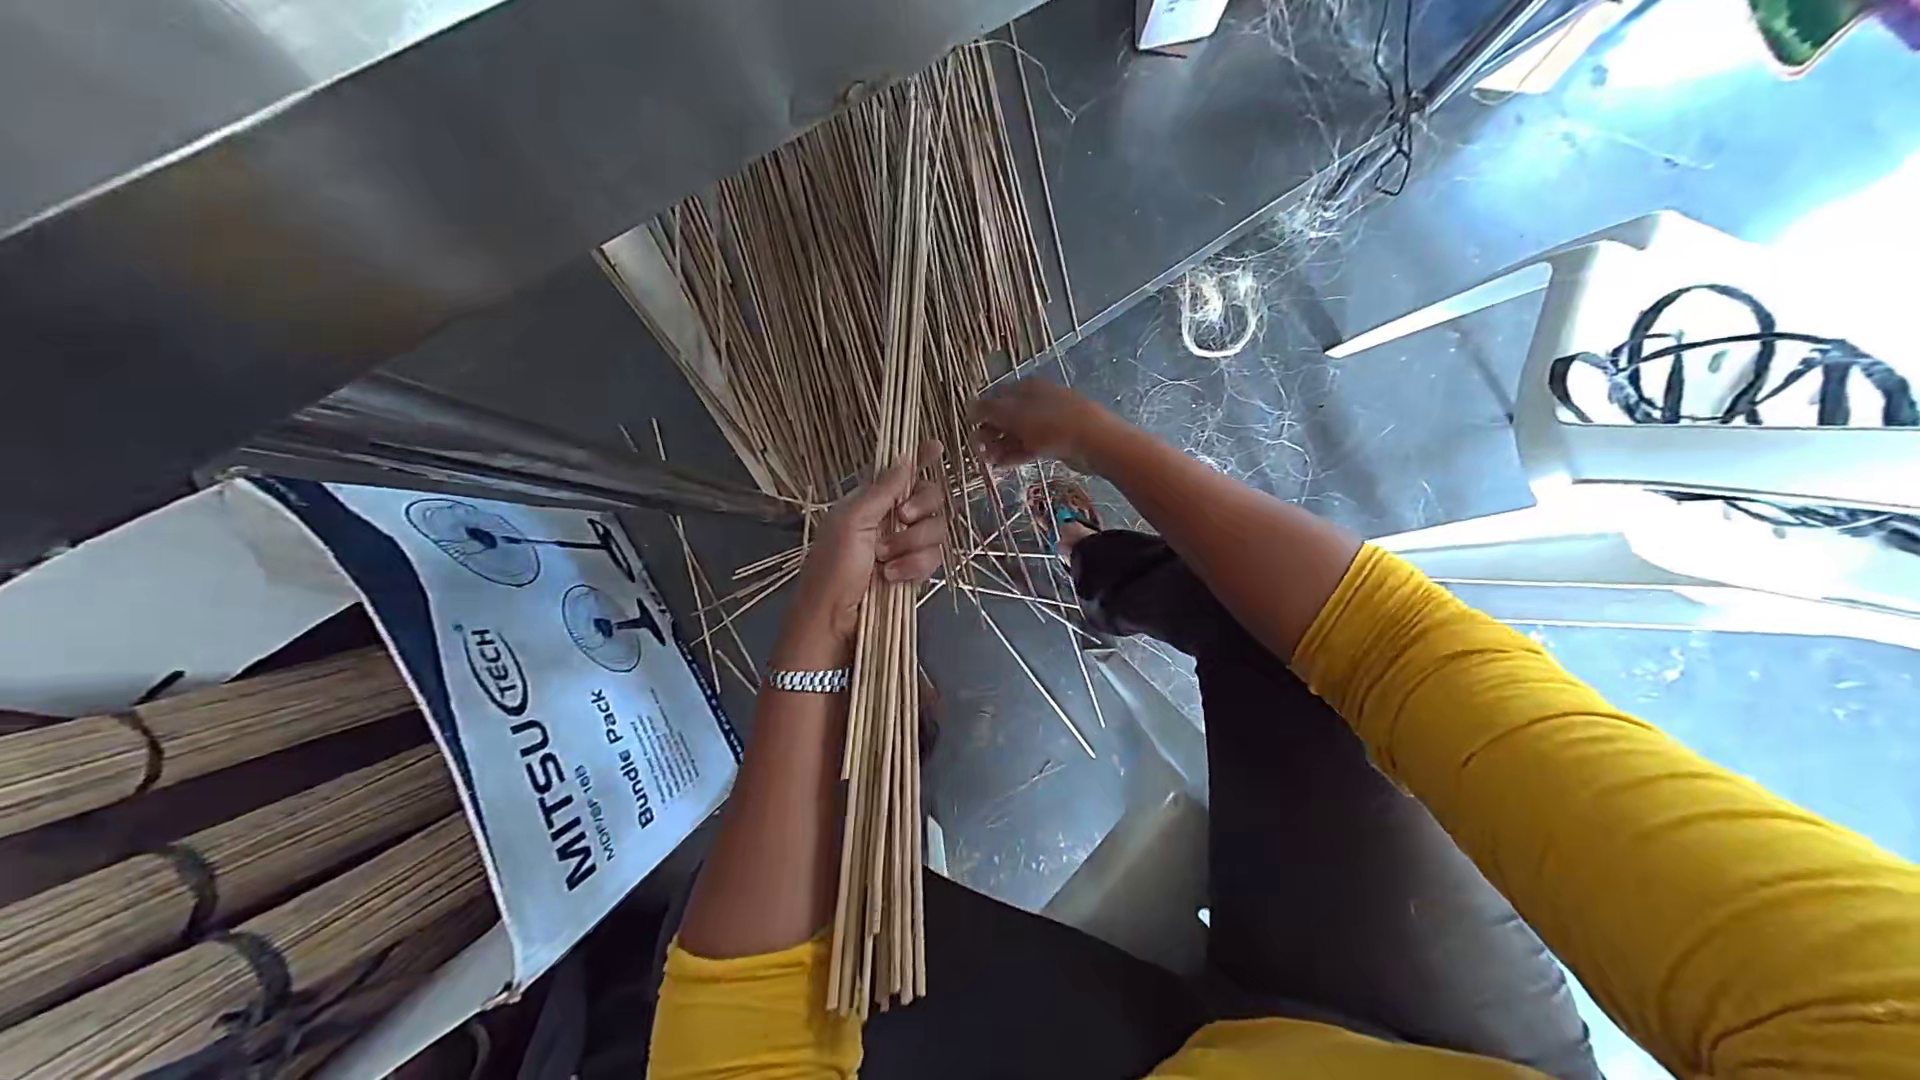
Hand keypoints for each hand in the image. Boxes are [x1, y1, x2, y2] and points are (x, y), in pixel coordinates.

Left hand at [772, 440, 946, 670]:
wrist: (834, 620)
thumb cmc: (833, 566)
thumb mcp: (851, 522)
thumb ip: (882, 490)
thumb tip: (904, 457)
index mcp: (871, 501)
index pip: (900, 472)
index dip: (919, 458)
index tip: (936, 447)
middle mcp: (892, 519)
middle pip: (930, 497)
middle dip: (920, 508)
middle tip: (902, 519)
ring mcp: (905, 546)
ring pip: (936, 529)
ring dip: (912, 544)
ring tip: (885, 561)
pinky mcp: (915, 570)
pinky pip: (934, 557)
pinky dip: (915, 566)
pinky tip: (894, 578)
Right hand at [972, 379, 1115, 470]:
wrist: (1093, 441)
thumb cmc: (1050, 422)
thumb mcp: (1014, 414)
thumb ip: (988, 411)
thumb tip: (969, 407)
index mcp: (1026, 387)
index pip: (996, 396)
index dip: (981, 412)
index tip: (970, 428)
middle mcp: (1035, 402)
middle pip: (1006, 416)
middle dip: (990, 432)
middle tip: (977, 448)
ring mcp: (1046, 422)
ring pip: (1016, 433)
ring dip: (1000, 446)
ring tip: (987, 460)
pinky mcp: (1054, 442)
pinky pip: (1028, 447)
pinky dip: (1014, 454)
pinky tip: (1001, 464)